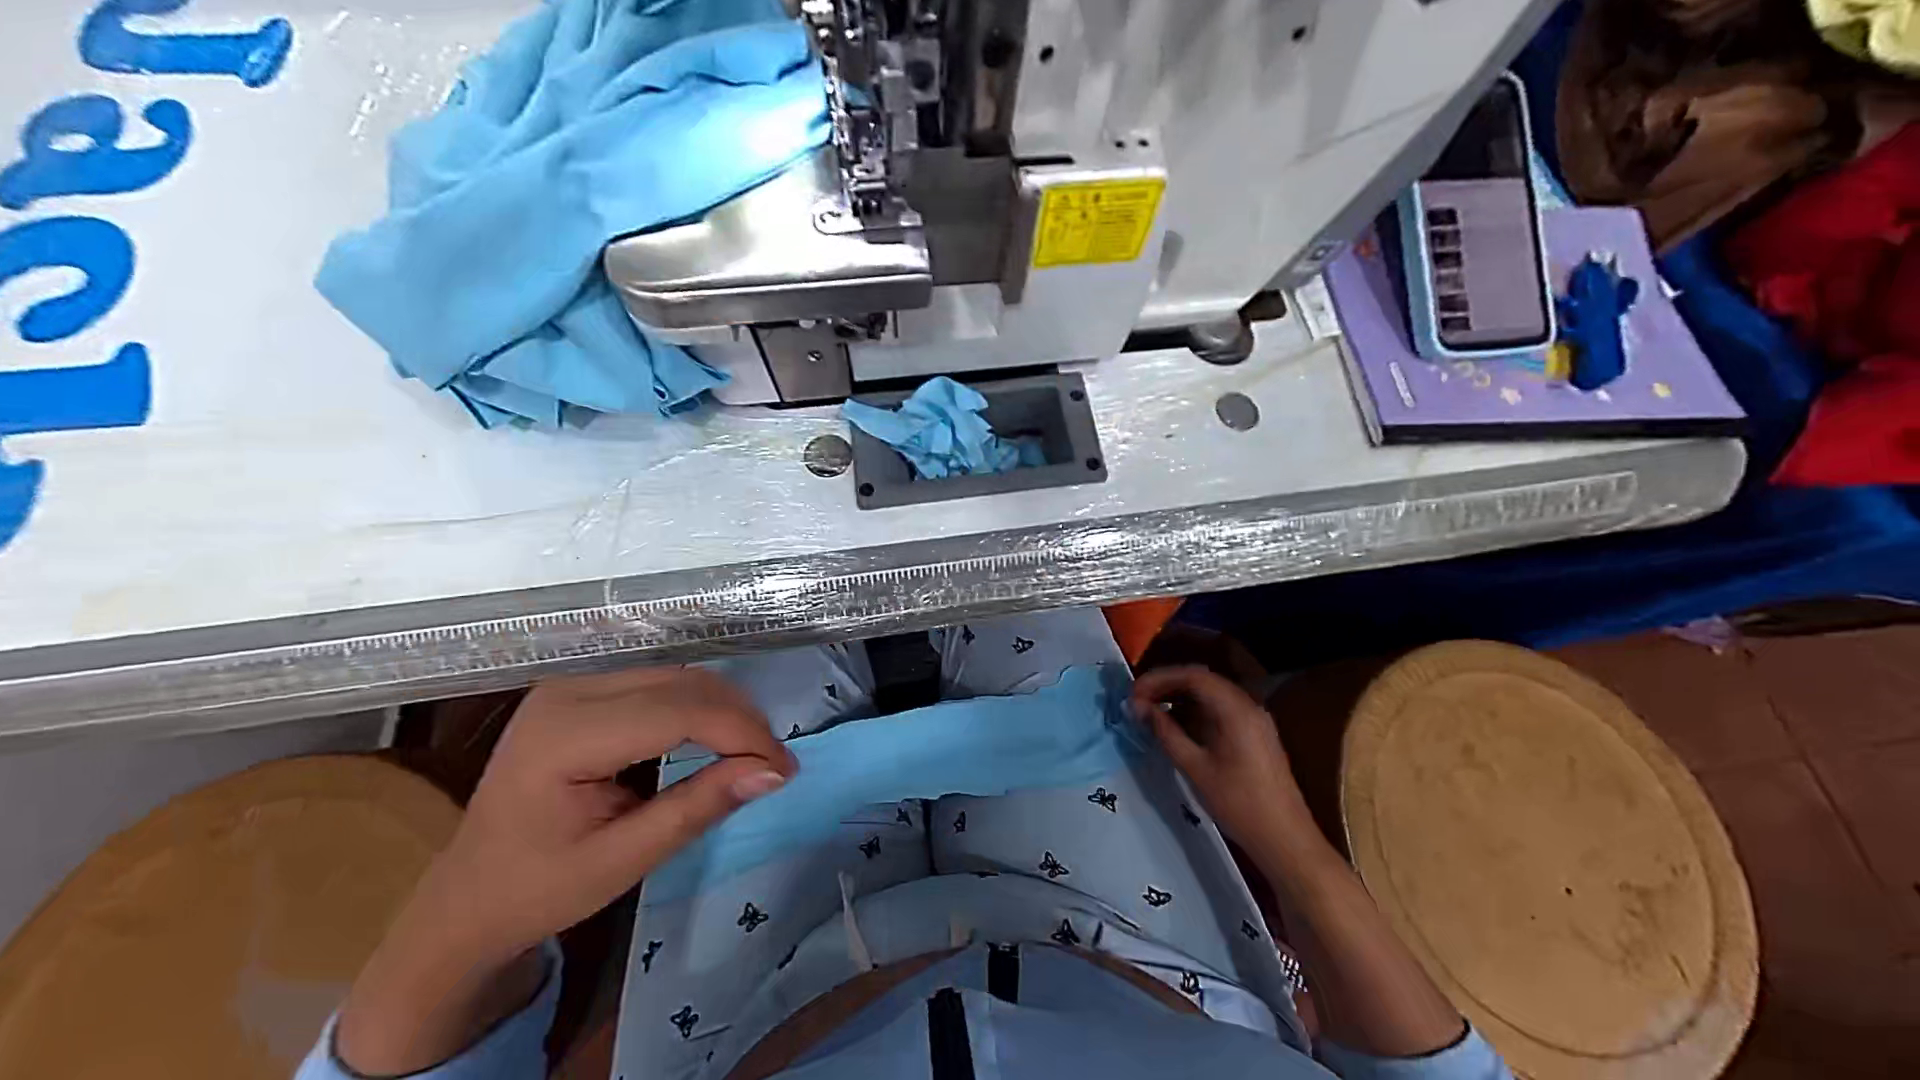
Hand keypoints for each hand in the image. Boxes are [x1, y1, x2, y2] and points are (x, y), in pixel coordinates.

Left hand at [336, 668, 796, 1075]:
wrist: (466, 900)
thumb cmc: (537, 890)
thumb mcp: (622, 860)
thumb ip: (697, 807)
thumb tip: (773, 773)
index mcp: (564, 736)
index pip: (678, 712)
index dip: (742, 733)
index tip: (784, 769)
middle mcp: (567, 693)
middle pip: (682, 684)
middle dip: (740, 720)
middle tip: (774, 766)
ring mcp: (572, 686)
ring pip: (677, 677)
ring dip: (725, 710)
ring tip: (753, 754)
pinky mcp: (582, 692)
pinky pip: (660, 685)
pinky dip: (700, 709)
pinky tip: (717, 739)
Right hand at [1131, 666, 1318, 862]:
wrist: (1285, 839)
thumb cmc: (1238, 804)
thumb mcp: (1194, 768)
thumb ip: (1165, 732)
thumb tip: (1137, 707)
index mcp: (1236, 710)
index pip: (1193, 677)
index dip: (1159, 679)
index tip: (1133, 693)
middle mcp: (1248, 706)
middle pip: (1202, 681)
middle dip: (1167, 685)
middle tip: (1137, 700)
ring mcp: (1255, 719)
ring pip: (1211, 694)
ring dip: (1180, 696)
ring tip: (1150, 709)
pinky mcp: (1255, 733)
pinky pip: (1220, 708)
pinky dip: (1195, 709)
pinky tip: (1176, 723)